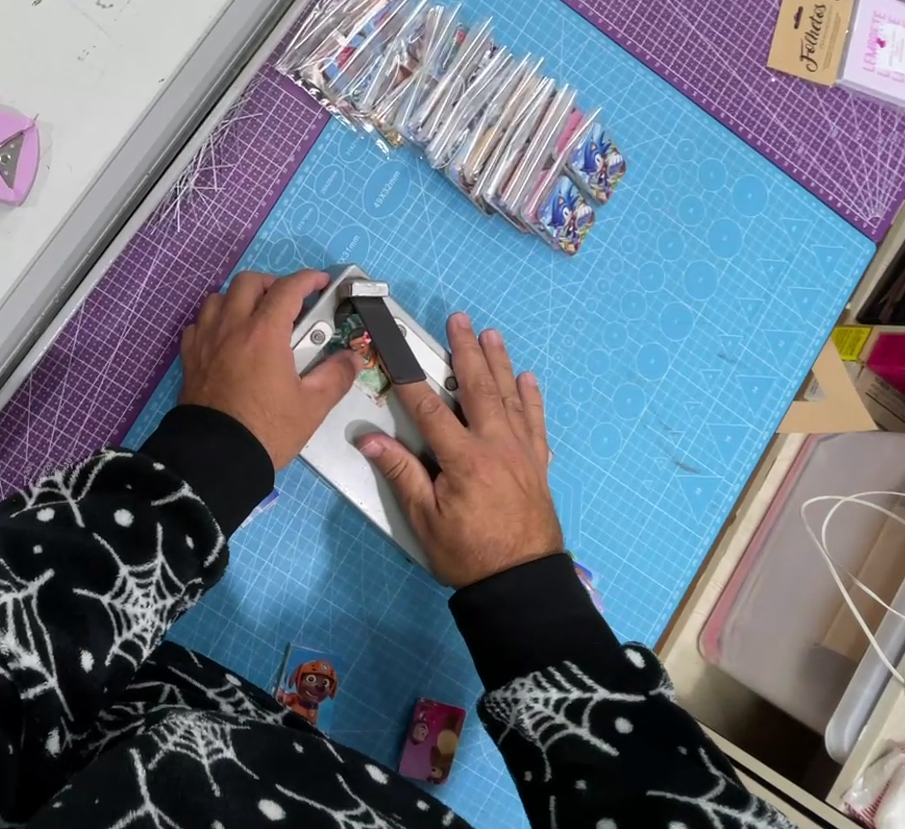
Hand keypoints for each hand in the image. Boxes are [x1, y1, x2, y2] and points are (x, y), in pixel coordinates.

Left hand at [179, 270, 362, 470]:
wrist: (218, 457)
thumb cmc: (267, 429)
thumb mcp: (312, 406)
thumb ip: (335, 376)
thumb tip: (351, 358)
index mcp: (264, 332)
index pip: (288, 289)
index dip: (307, 280)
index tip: (320, 284)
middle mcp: (231, 327)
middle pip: (248, 282)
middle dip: (272, 285)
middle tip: (288, 303)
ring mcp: (206, 340)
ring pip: (218, 297)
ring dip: (238, 299)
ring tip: (255, 318)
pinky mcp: (189, 357)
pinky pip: (198, 323)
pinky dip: (214, 321)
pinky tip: (226, 338)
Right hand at [358, 313, 561, 587]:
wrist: (522, 585)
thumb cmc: (466, 553)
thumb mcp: (424, 518)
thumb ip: (400, 473)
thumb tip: (367, 439)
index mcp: (465, 458)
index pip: (429, 407)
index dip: (408, 374)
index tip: (395, 345)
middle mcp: (497, 446)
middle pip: (479, 389)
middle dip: (466, 351)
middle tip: (459, 320)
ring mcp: (522, 453)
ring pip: (511, 398)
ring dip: (500, 364)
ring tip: (492, 335)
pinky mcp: (537, 465)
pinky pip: (536, 424)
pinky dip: (533, 399)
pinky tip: (529, 380)